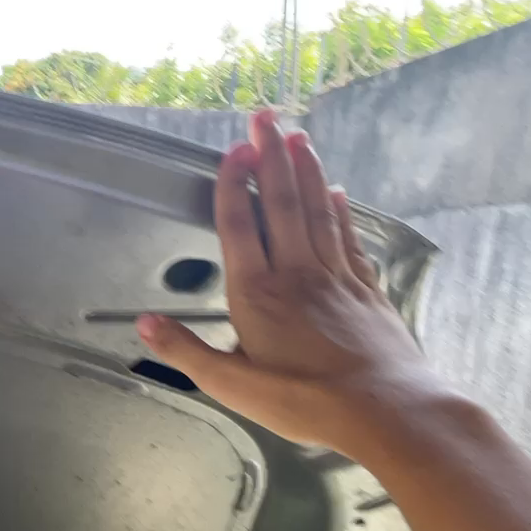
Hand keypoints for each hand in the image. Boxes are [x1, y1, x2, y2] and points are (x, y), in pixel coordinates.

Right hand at [136, 109, 458, 454]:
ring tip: (298, 136)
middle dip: (271, 159)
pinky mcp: (365, 289)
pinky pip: (347, 238)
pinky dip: (340, 210)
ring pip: (317, 212)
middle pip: (280, 205)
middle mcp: (295, 274)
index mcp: (256, 294)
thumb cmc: (301, 400)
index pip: (239, 228)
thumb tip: (143, 322)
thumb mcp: (229, 384)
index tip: (233, 150)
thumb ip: (184, 350)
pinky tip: (337, 191)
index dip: (232, 187)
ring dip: (305, 171)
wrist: (388, 413)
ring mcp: (335, 277)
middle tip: (265, 118)